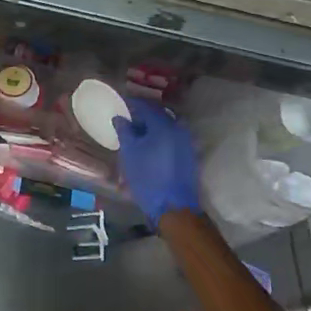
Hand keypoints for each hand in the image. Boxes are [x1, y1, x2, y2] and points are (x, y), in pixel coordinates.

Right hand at [112, 96, 201, 224]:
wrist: (173, 206)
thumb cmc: (147, 177)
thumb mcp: (129, 153)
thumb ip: (124, 131)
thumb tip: (120, 118)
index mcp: (164, 125)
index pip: (146, 106)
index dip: (132, 103)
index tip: (121, 104)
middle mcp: (179, 129)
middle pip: (158, 116)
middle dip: (142, 116)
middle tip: (127, 121)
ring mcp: (187, 142)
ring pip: (166, 128)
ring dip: (151, 129)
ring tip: (136, 137)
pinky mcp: (189, 155)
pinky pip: (172, 139)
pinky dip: (160, 139)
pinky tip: (149, 149)